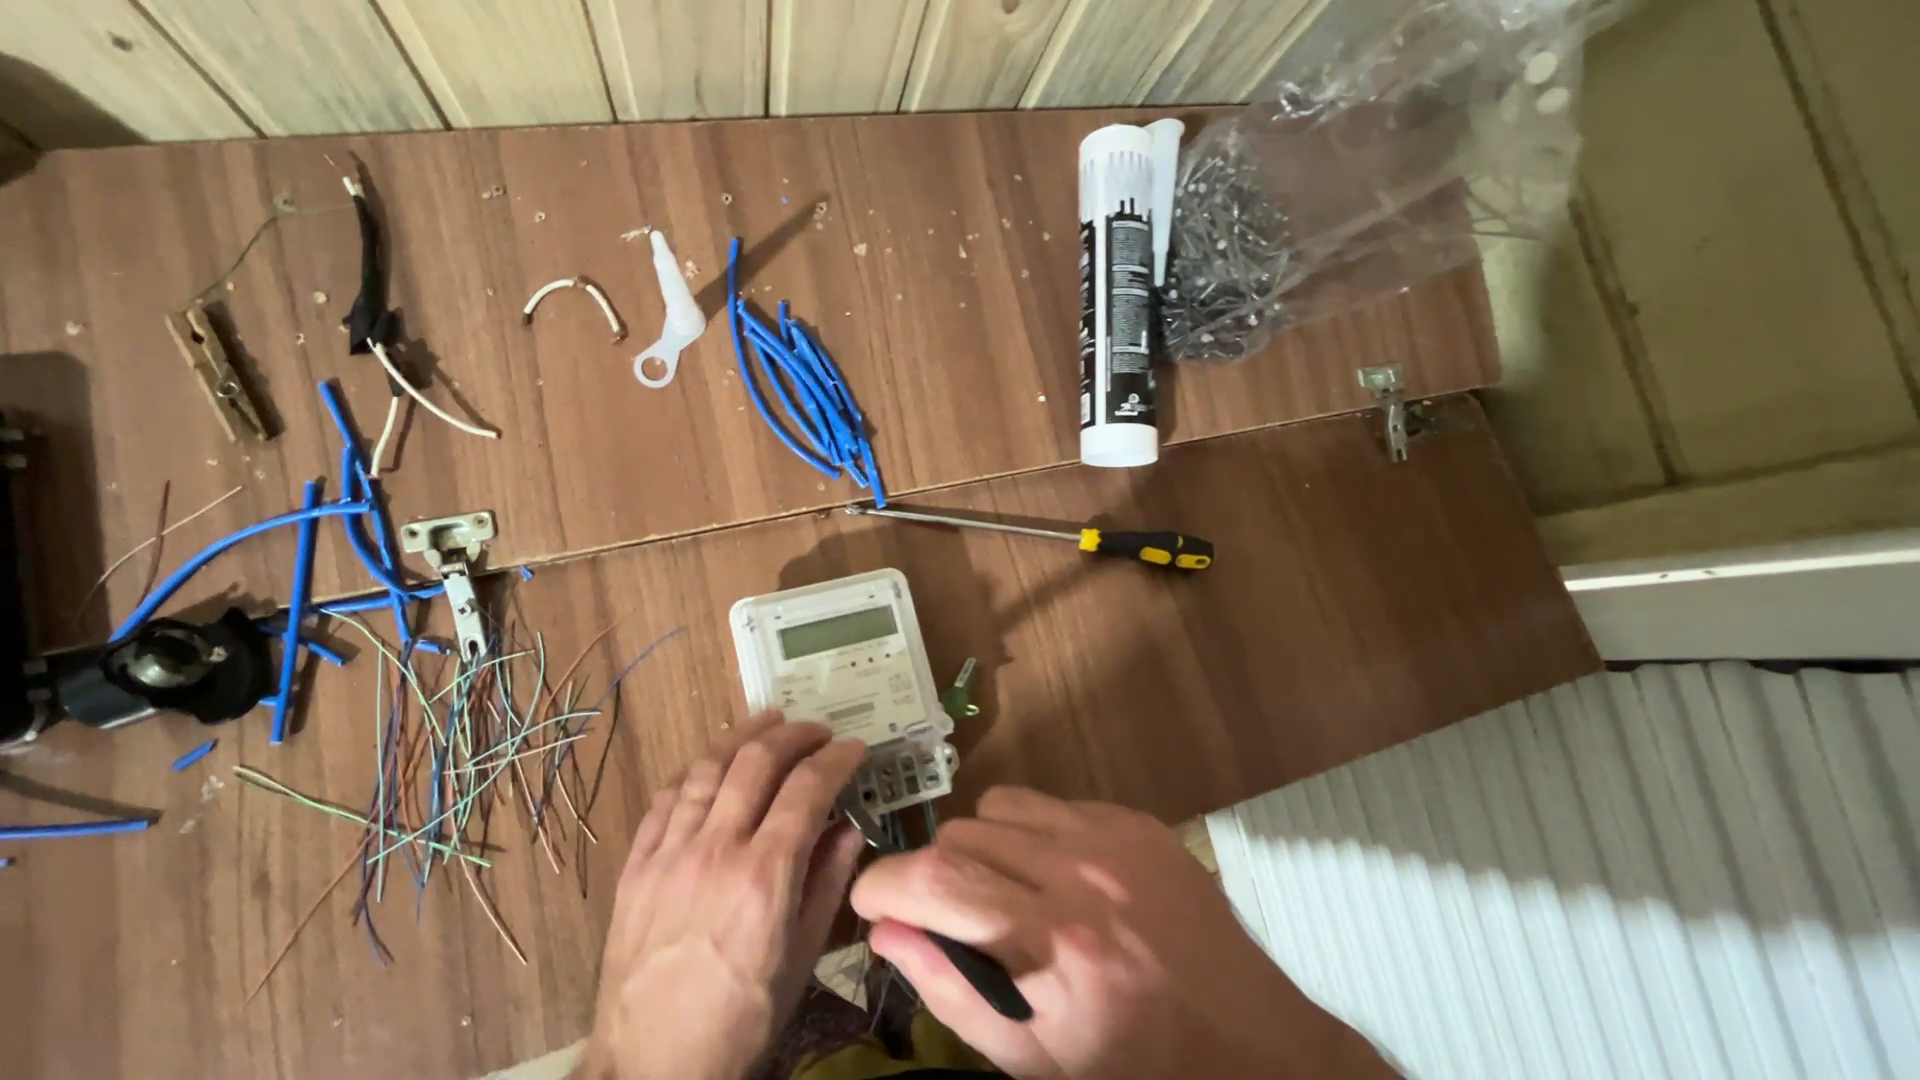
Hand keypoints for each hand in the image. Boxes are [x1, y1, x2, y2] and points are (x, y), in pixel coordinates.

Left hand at [578, 713, 867, 1079]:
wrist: (652, 1064)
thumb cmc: (742, 1017)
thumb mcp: (802, 958)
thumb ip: (827, 883)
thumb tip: (850, 830)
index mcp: (765, 875)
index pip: (808, 789)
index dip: (837, 758)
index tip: (855, 748)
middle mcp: (716, 850)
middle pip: (756, 762)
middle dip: (794, 734)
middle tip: (817, 730)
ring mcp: (669, 853)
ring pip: (708, 768)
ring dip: (742, 735)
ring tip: (768, 721)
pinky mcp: (636, 866)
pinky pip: (665, 798)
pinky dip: (695, 769)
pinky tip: (711, 762)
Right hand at [851, 787, 1392, 1079]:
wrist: (1246, 1044)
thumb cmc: (1129, 1066)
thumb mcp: (1029, 1056)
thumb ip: (948, 987)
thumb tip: (885, 929)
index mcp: (1052, 944)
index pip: (936, 879)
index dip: (883, 883)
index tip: (872, 902)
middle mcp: (1081, 874)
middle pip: (960, 834)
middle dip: (937, 875)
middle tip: (955, 915)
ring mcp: (1115, 838)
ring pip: (998, 804)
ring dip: (982, 845)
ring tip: (1005, 890)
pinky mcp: (1137, 820)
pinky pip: (1050, 802)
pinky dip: (1031, 833)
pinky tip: (1056, 875)